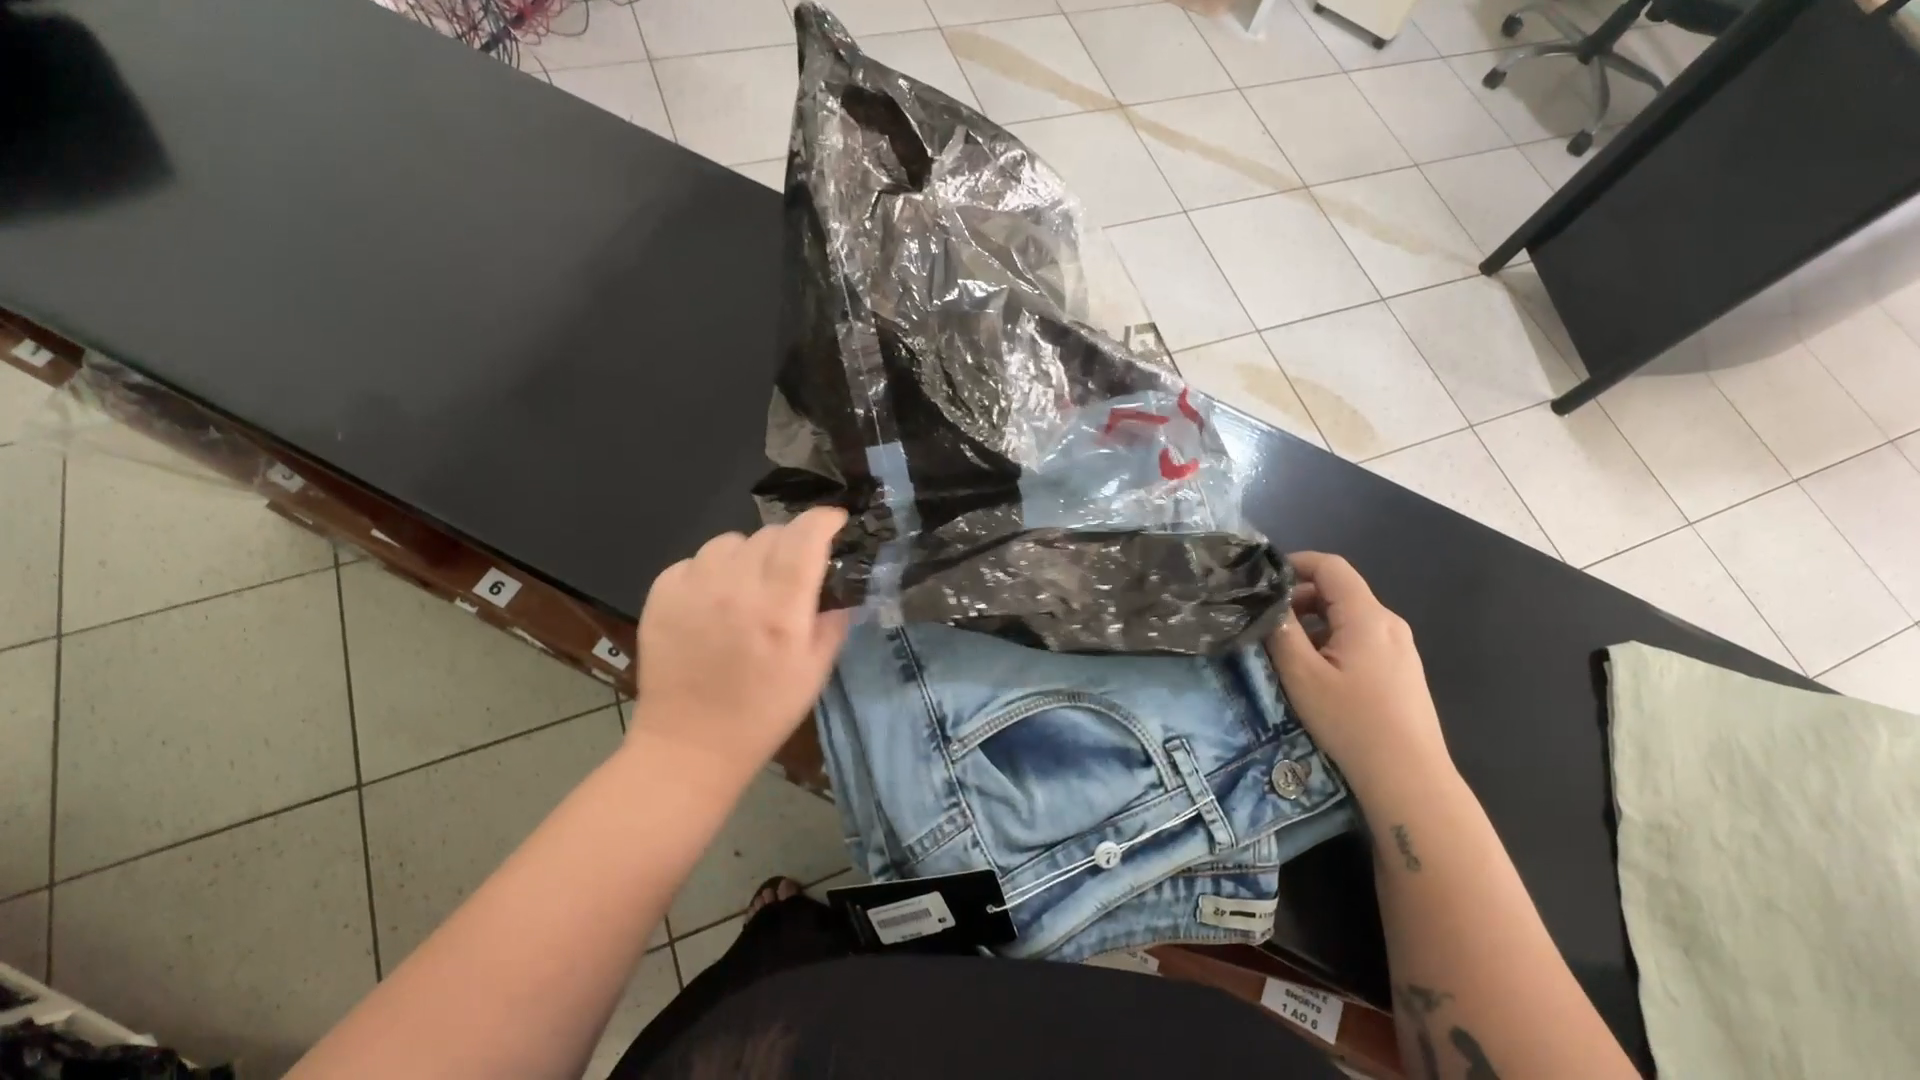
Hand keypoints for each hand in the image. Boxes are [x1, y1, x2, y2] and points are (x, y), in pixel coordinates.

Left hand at [630, 507, 850, 780]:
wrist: (690, 743)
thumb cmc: (763, 712)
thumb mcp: (815, 671)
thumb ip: (833, 622)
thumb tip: (844, 590)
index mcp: (781, 608)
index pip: (806, 536)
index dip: (824, 520)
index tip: (835, 523)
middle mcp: (737, 587)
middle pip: (771, 533)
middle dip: (790, 544)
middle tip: (791, 573)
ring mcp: (694, 586)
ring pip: (730, 541)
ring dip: (748, 555)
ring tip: (748, 586)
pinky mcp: (661, 593)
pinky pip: (695, 560)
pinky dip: (710, 571)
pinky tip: (713, 601)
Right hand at [1265, 552, 1452, 797]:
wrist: (1409, 777)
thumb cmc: (1352, 722)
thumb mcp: (1303, 676)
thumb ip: (1282, 633)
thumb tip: (1269, 604)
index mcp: (1367, 616)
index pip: (1331, 566)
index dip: (1296, 563)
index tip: (1264, 581)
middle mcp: (1389, 623)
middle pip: (1341, 591)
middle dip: (1301, 598)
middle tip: (1268, 623)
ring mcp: (1401, 647)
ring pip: (1350, 617)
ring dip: (1316, 623)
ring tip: (1288, 653)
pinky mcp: (1403, 670)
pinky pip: (1363, 639)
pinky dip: (1334, 641)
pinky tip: (1320, 674)